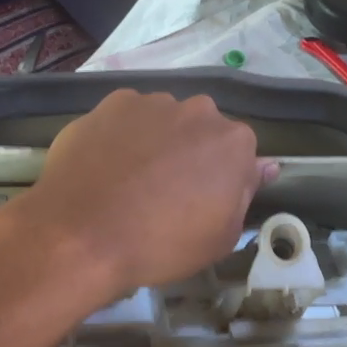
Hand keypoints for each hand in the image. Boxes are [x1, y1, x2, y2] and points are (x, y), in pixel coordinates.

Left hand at [0, 90, 277, 293]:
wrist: (82, 234)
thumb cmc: (161, 244)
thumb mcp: (221, 237)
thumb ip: (245, 194)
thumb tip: (264, 166)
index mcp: (233, 142)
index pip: (239, 152)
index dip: (221, 177)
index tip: (202, 201)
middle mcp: (198, 110)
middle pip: (202, 129)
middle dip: (190, 152)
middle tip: (167, 191)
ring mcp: (152, 102)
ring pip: (163, 119)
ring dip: (156, 140)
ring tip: (130, 180)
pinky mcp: (111, 103)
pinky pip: (126, 117)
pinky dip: (121, 135)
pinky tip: (105, 166)